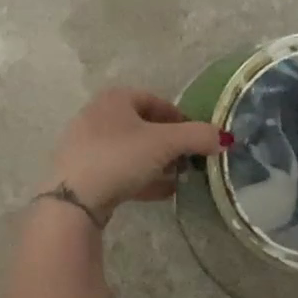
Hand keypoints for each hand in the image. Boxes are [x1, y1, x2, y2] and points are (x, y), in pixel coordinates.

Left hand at [47, 88, 226, 223]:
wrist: (72, 200)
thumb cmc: (120, 157)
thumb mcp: (165, 144)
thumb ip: (198, 136)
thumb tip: (225, 138)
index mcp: (115, 98)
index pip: (157, 101)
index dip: (181, 118)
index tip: (197, 138)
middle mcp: (97, 115)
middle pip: (144, 126)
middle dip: (170, 144)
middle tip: (189, 161)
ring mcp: (86, 145)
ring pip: (131, 150)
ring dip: (157, 163)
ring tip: (178, 179)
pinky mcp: (82, 172)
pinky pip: (118, 170)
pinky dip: (140, 178)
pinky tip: (159, 194)